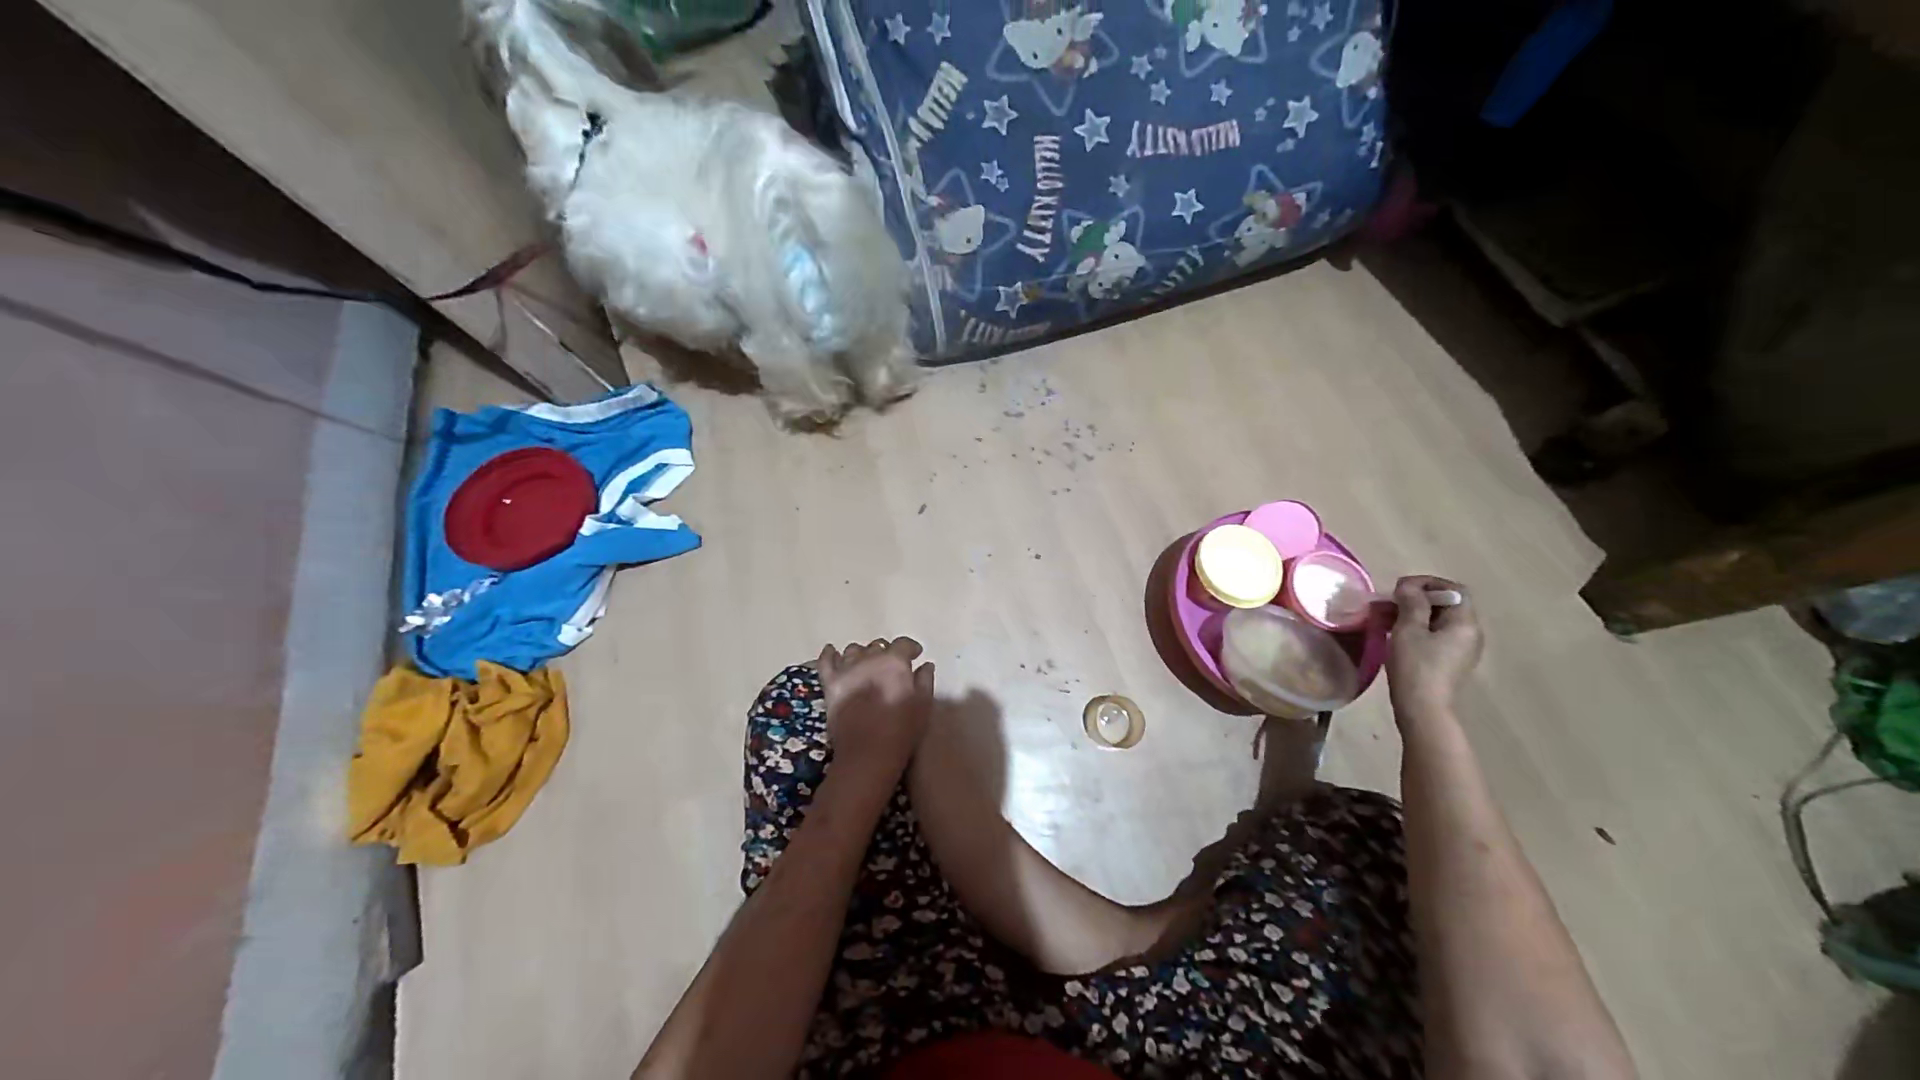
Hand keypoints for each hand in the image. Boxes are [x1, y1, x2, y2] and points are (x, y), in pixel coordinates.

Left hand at [817, 637, 934, 784]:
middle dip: (886, 652)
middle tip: (891, 667)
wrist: (867, 753)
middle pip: (878, 646)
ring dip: (862, 655)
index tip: (915, 655)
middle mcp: (869, 659)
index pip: (903, 644)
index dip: (910, 648)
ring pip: (854, 650)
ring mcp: (847, 670)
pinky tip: (833, 652)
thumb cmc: (902, 731)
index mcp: (894, 661)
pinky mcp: (830, 684)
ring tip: (867, 665)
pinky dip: (829, 654)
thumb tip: (925, 665)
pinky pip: (826, 661)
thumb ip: (925, 680)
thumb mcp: (923, 705)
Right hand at [1385, 576, 1482, 722]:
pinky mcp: (1450, 660)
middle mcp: (1470, 633)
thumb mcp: (1408, 630)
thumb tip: (1409, 586)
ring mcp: (1461, 648)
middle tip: (1388, 602)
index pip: (1454, 589)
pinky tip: (1395, 634)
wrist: (1423, 709)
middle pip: (1447, 603)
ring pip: (1439, 619)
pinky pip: (1436, 634)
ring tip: (1385, 617)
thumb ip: (1411, 603)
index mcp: (1465, 623)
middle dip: (1417, 598)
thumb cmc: (1416, 667)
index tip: (1400, 588)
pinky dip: (1417, 628)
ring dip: (1413, 613)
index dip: (1427, 583)